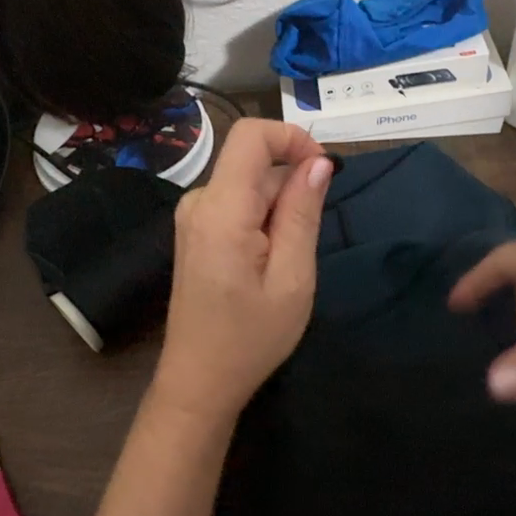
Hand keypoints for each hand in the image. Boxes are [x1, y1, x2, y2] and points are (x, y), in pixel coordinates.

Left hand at [154, 120, 333, 419]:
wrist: (199, 380)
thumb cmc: (251, 338)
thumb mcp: (293, 278)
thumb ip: (302, 213)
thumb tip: (318, 162)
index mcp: (220, 209)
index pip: (251, 135)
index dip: (292, 138)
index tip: (324, 171)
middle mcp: (198, 202)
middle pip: (252, 163)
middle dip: (290, 187)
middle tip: (302, 247)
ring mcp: (191, 217)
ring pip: (247, 185)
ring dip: (277, 209)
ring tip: (284, 264)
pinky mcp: (194, 231)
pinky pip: (235, 204)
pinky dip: (261, 220)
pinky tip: (266, 264)